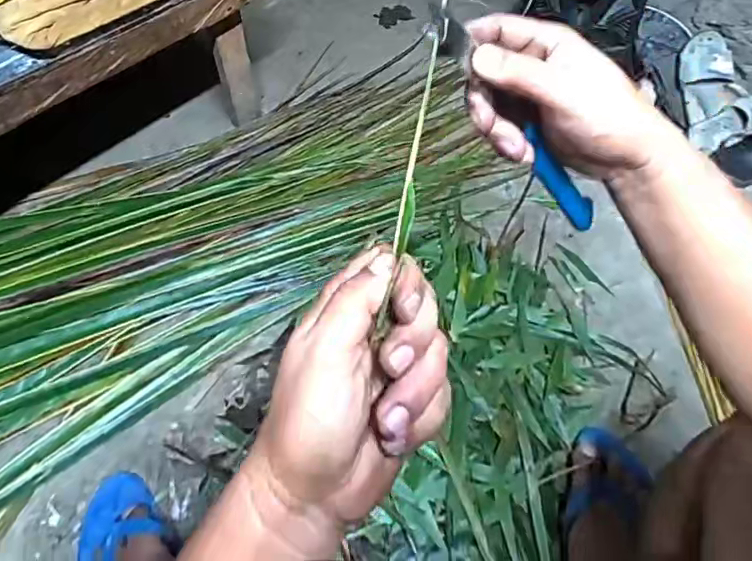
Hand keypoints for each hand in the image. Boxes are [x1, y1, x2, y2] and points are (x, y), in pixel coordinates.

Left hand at [246, 246, 449, 545]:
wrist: (314, 495)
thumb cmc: (310, 415)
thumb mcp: (326, 347)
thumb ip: (356, 297)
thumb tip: (388, 257)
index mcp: (348, 306)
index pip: (389, 265)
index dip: (405, 280)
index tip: (401, 309)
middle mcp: (375, 328)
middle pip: (423, 304)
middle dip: (414, 340)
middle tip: (388, 365)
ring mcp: (397, 366)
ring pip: (437, 352)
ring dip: (414, 391)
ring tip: (384, 417)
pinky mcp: (414, 401)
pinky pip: (441, 394)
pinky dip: (420, 418)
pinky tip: (392, 434)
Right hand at [464, 13, 682, 182]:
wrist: (630, 161)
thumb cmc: (612, 116)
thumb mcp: (562, 90)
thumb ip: (518, 72)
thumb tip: (479, 56)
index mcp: (546, 43)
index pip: (496, 29)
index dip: (474, 44)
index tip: (464, 68)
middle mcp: (533, 63)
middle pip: (483, 71)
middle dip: (484, 101)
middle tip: (491, 122)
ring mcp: (528, 92)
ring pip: (488, 101)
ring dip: (495, 127)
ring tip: (516, 146)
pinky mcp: (527, 118)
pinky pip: (499, 124)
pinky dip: (505, 140)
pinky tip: (524, 152)